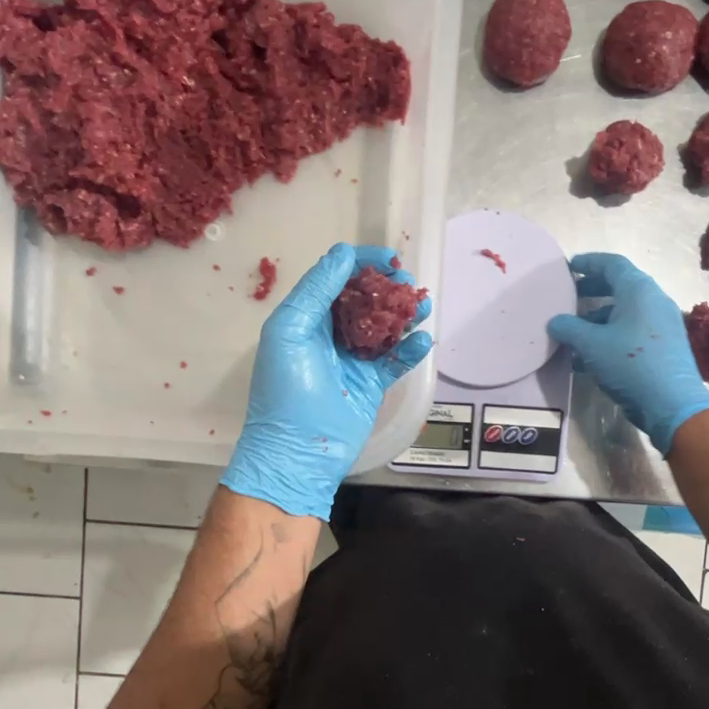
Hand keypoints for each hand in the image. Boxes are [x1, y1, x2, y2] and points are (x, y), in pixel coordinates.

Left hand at [220, 243, 433, 519]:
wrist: (297, 454)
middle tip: (408, 284)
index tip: (389, 258)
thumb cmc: (285, 392)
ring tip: (422, 305)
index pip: (336, 279)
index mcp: (305, 319)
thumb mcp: (290, 332)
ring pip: (383, 327)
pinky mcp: (370, 385)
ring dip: (403, 314)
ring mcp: (351, 361)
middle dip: (386, 287)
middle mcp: (328, 335)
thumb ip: (315, 291)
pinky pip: (395, 360)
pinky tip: (422, 341)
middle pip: (363, 299)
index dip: (361, 263)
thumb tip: (342, 254)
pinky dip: (410, 349)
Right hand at [546, 252, 708, 454]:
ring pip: (625, 312)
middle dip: (592, 290)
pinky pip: (632, 330)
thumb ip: (569, 328)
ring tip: (575, 332)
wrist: (671, 403)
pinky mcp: (663, 346)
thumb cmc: (629, 364)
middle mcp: (654, 300)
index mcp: (638, 290)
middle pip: (619, 286)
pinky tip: (590, 356)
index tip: (569, 267)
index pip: (612, 264)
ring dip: (598, 318)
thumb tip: (554, 322)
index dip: (588, 262)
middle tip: (569, 297)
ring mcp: (661, 324)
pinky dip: (610, 335)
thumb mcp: (591, 345)